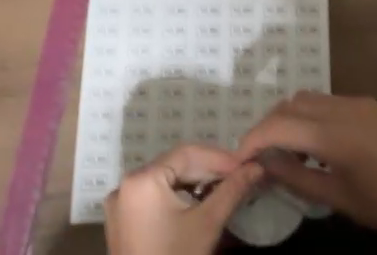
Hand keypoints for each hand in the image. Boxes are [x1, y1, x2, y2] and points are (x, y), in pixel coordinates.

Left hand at [104, 144, 262, 254]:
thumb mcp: (207, 224)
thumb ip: (231, 190)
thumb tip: (255, 167)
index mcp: (141, 179)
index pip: (186, 154)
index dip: (218, 157)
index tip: (244, 164)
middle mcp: (125, 185)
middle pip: (174, 166)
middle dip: (207, 170)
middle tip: (237, 175)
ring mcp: (121, 205)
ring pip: (165, 181)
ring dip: (194, 183)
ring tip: (222, 188)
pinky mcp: (123, 222)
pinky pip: (153, 197)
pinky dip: (177, 196)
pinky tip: (198, 203)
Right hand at [234, 93, 376, 248]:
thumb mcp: (335, 198)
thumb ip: (294, 177)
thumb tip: (263, 162)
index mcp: (332, 134)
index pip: (278, 126)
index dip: (254, 140)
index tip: (239, 158)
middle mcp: (341, 108)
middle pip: (289, 106)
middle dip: (268, 127)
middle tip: (258, 156)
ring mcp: (356, 102)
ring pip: (307, 99)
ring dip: (288, 119)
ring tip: (286, 153)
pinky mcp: (367, 104)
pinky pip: (327, 102)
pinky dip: (310, 117)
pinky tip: (314, 145)